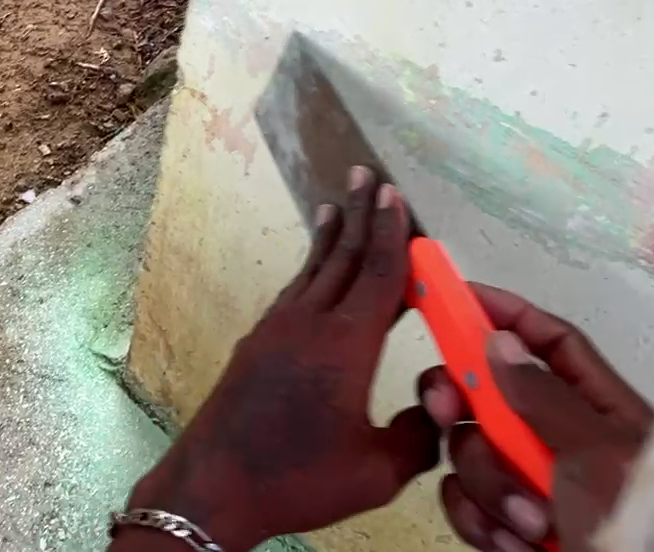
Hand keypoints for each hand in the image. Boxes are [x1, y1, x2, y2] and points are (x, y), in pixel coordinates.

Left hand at [118, 170, 438, 550]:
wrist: (217, 478)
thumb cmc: (300, 476)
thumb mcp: (376, 471)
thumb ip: (416, 436)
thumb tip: (436, 408)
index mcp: (346, 344)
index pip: (377, 274)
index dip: (391, 232)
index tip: (395, 195)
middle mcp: (310, 320)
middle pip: (343, 256)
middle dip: (359, 214)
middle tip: (366, 174)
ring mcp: (279, 325)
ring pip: (313, 269)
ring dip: (330, 234)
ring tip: (337, 203)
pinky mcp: (260, 338)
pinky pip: (295, 289)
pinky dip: (310, 266)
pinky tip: (314, 265)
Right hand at [416, 285, 653, 551]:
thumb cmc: (644, 534)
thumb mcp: (600, 458)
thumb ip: (544, 396)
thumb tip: (498, 340)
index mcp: (599, 411)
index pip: (545, 339)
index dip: (499, 310)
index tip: (449, 293)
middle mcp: (558, 438)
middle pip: (485, 387)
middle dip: (460, 400)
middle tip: (448, 407)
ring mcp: (531, 481)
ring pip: (466, 444)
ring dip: (486, 481)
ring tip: (528, 522)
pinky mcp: (507, 522)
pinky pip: (463, 497)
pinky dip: (479, 519)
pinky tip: (512, 543)